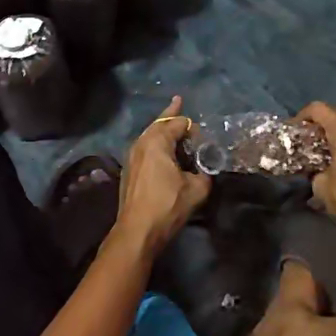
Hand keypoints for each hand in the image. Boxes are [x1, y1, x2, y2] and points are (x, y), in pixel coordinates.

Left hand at [113, 97, 210, 259]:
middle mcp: (141, 143)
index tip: (205, 140)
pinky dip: (156, 143)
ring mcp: (131, 157)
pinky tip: (163, 150)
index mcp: (157, 141)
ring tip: (172, 123)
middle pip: (159, 123)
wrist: (136, 233)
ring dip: (162, 130)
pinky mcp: (129, 171)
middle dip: (171, 115)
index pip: (179, 123)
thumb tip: (206, 169)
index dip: (194, 128)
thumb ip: (205, 172)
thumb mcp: (197, 188)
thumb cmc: (167, 205)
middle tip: (179, 102)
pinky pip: (145, 148)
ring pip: (149, 135)